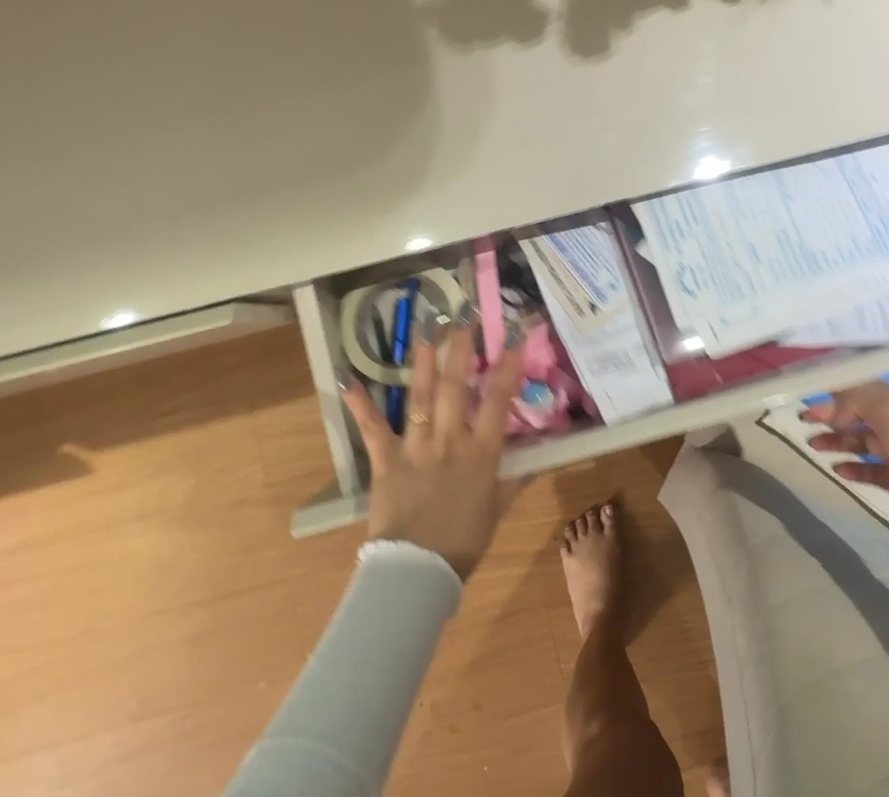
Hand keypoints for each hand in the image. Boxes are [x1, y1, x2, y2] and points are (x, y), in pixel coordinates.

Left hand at [342, 319, 525, 580]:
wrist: (418, 569)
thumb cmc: (464, 542)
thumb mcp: (498, 510)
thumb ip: (517, 480)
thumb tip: (540, 459)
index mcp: (481, 454)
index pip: (498, 402)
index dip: (507, 367)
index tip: (513, 338)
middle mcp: (449, 441)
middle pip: (457, 388)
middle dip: (461, 350)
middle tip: (463, 319)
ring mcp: (415, 448)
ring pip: (421, 398)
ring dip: (424, 363)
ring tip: (427, 333)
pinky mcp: (385, 460)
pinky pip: (372, 428)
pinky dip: (360, 404)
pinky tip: (348, 379)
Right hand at [804, 381, 888, 537]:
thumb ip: (856, 398)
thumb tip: (832, 407)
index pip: (860, 389)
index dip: (833, 393)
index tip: (806, 400)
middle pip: (857, 414)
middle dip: (830, 417)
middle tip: (804, 425)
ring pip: (859, 441)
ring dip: (836, 441)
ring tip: (813, 448)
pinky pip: (868, 470)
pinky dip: (851, 468)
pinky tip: (837, 470)